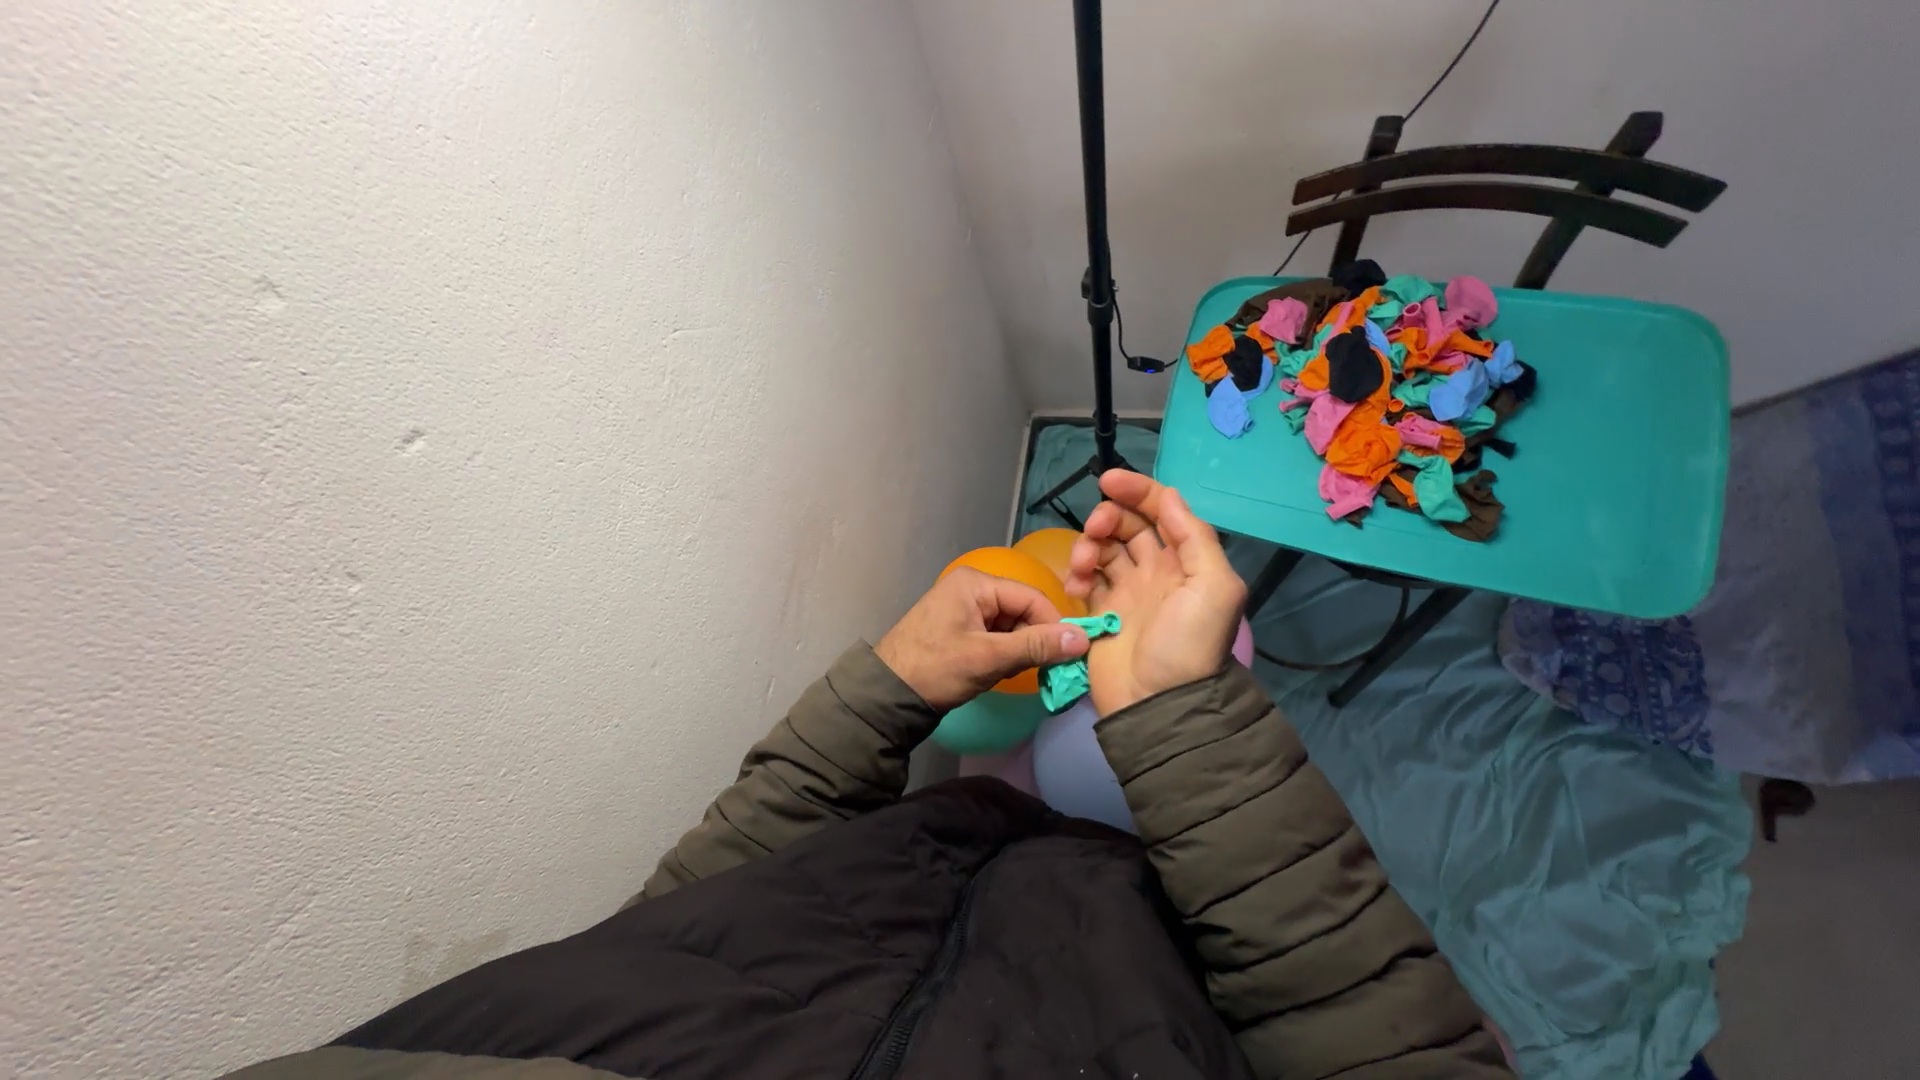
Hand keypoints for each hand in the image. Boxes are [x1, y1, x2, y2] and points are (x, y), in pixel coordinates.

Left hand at [875, 567, 1090, 711]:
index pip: (1031, 598)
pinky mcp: (961, 629)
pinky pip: (996, 636)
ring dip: (1020, 651)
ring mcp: (964, 609)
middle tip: (1046, 671)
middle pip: (1022, 611)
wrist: (887, 696)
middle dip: (1035, 641)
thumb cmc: (936, 670)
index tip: (1070, 656)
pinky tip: (1001, 673)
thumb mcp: (988, 658)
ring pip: (1011, 626)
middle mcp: (972, 588)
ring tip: (1018, 674)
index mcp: (976, 584)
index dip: (1054, 626)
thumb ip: (1036, 647)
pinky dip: (1004, 655)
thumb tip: (1083, 639)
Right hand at [1064, 471, 1246, 715]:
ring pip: (1103, 548)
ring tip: (1082, 568)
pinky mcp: (1101, 612)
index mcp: (1186, 560)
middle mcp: (1157, 570)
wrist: (1158, 703)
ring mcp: (1127, 591)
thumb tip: (1168, 495)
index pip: (1162, 510)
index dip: (1137, 490)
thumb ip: (1195, 536)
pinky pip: (1085, 579)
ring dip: (1088, 545)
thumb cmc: (1188, 643)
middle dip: (1108, 516)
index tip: (1107, 482)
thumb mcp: (1214, 586)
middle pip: (1128, 524)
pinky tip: (1075, 589)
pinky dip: (1077, 575)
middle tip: (1097, 530)